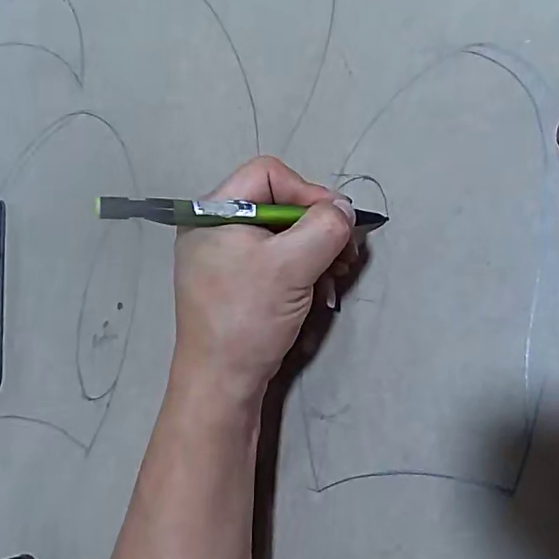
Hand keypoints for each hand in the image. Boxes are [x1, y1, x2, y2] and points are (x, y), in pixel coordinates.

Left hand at [171, 157, 357, 396]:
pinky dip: (303, 270)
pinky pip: (276, 260)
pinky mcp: (238, 283)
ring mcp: (226, 257)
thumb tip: (344, 209)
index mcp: (214, 213)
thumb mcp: (292, 266)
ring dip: (316, 251)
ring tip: (336, 275)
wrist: (221, 383)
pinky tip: (319, 291)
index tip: (335, 223)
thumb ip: (324, 228)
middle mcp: (216, 228)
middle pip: (279, 204)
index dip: (308, 192)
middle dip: (317, 227)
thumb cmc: (248, 318)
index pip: (268, 175)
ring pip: (283, 234)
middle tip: (345, 253)